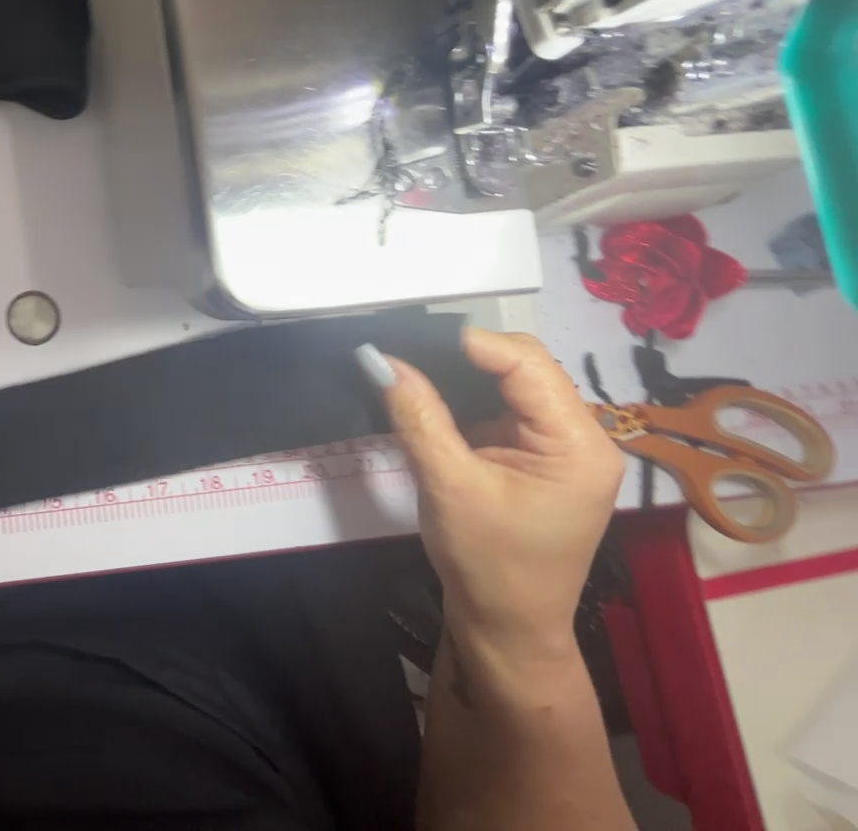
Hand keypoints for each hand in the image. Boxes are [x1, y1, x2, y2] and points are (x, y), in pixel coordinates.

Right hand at [361, 330, 625, 663]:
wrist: (506, 623)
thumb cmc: (487, 560)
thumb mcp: (447, 484)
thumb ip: (418, 416)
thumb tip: (381, 361)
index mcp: (577, 444)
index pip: (527, 365)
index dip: (469, 343)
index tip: (408, 338)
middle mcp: (580, 438)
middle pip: (524, 368)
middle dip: (463, 355)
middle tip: (403, 352)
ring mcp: (558, 448)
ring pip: (509, 385)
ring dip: (460, 376)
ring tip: (408, 369)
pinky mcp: (533, 458)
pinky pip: (499, 410)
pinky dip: (462, 399)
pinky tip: (427, 399)